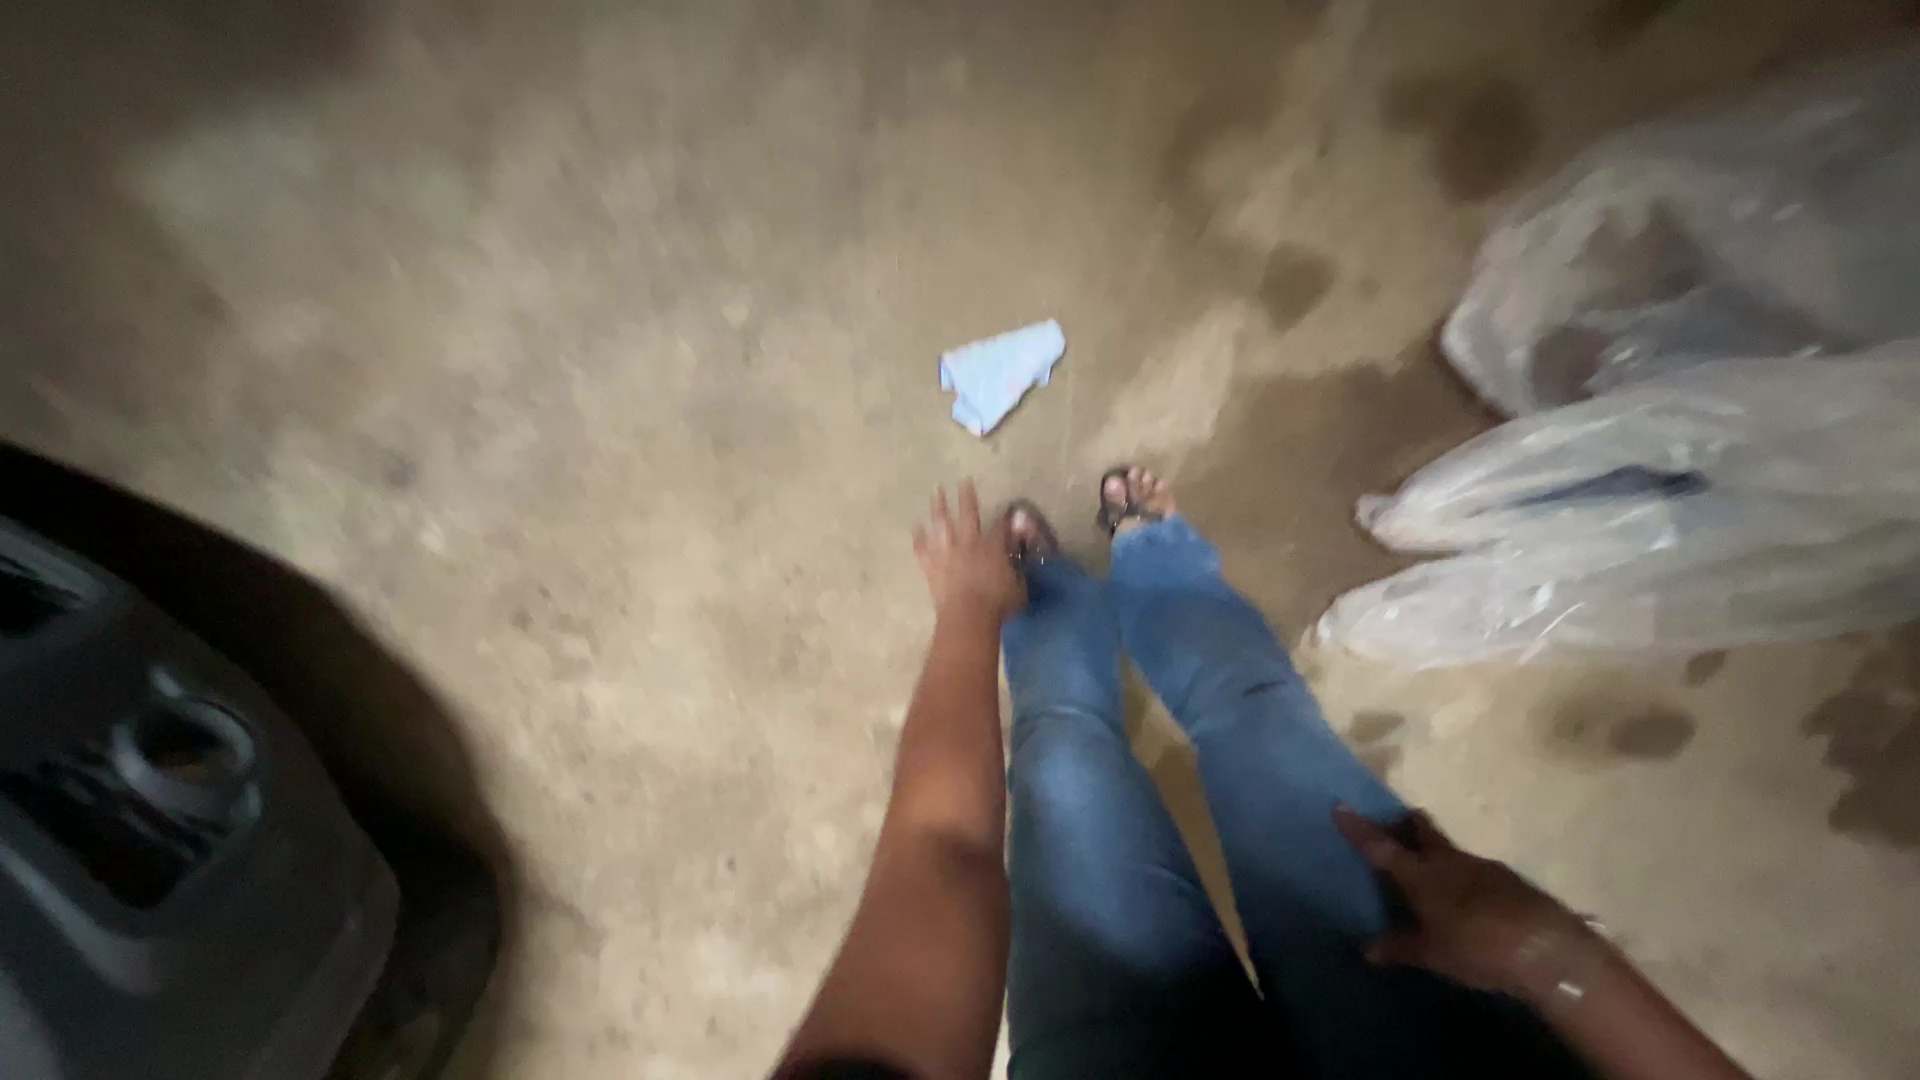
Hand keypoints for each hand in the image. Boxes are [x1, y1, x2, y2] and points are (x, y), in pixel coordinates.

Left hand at [912, 480, 1024, 622]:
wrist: (967, 615)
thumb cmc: (998, 604)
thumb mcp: (1019, 586)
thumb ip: (1019, 570)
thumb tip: (1020, 561)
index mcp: (993, 546)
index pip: (1001, 526)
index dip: (1006, 519)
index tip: (1009, 513)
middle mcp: (969, 542)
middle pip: (968, 513)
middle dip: (966, 496)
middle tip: (962, 480)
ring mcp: (947, 552)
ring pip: (942, 523)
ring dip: (939, 506)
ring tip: (936, 491)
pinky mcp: (931, 565)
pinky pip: (922, 548)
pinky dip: (919, 537)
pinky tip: (917, 527)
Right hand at [1334, 805, 1596, 999]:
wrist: (1550, 952)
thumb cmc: (1477, 948)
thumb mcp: (1433, 954)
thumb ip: (1400, 947)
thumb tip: (1366, 951)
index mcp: (1420, 874)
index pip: (1379, 846)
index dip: (1358, 827)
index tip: (1340, 805)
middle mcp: (1448, 861)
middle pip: (1423, 829)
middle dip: (1408, 823)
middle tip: (1399, 824)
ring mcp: (1484, 867)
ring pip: (1453, 850)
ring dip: (1442, 854)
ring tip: (1438, 874)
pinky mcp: (1514, 881)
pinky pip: (1481, 871)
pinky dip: (1470, 878)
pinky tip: (1476, 899)